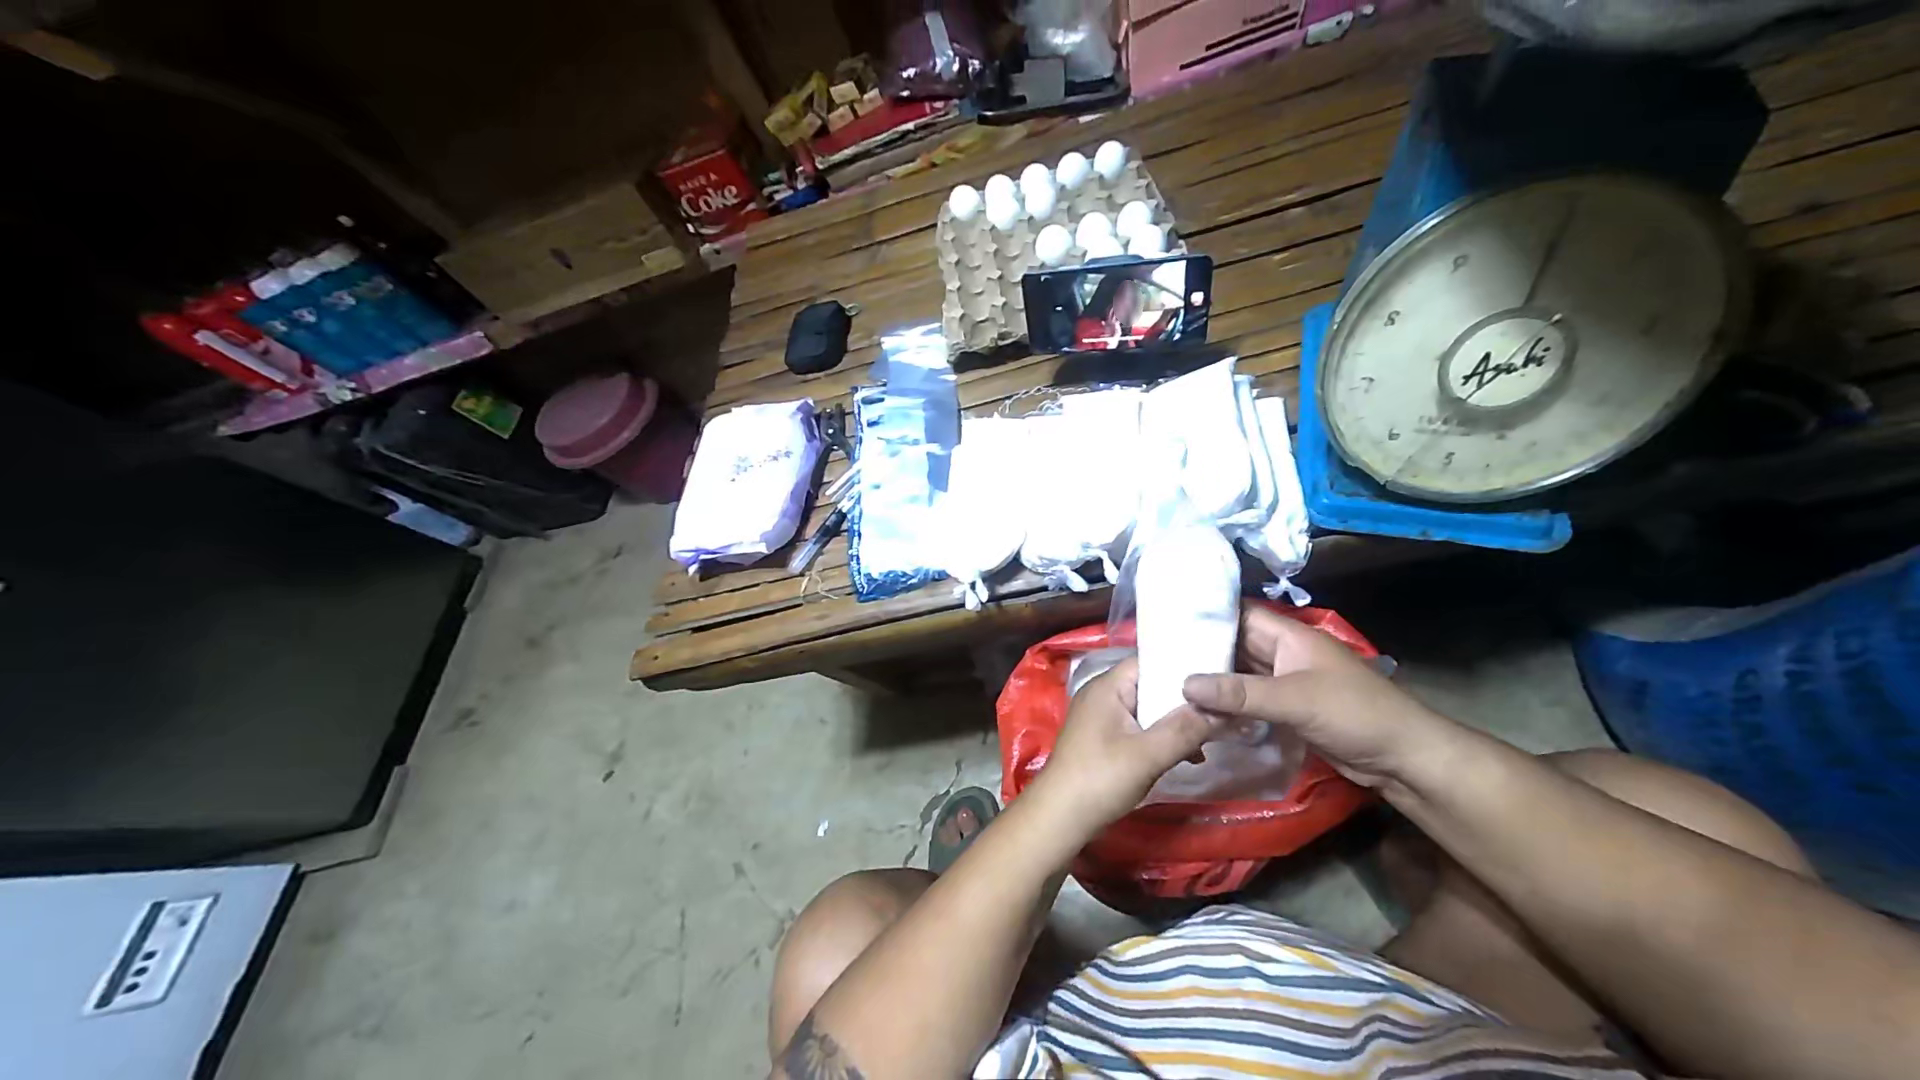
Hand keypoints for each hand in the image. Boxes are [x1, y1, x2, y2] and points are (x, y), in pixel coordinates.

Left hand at [1028, 657, 1218, 839]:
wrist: (1059, 817)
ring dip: (1176, 723)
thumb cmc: (1100, 778)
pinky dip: (1162, 739)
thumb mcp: (1148, 755)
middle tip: (1222, 713)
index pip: (1150, 661)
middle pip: (1152, 685)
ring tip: (1210, 739)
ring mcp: (1102, 718)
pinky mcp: (1105, 740)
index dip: (1184, 668)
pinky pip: (1140, 729)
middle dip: (1185, 700)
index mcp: (1108, 686)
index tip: (1217, 678)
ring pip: (1149, 710)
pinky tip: (1188, 756)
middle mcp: (1103, 695)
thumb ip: (1184, 729)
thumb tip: (1220, 710)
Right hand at [1180, 606, 1467, 790]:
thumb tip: (1184, 684)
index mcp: (1289, 636)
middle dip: (1201, 649)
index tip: (1165, 618)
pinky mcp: (1287, 710)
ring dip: (1212, 679)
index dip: (1206, 613)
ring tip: (1168, 680)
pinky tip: (1199, 710)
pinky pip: (1249, 700)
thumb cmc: (1355, 714)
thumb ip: (1239, 693)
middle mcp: (1284, 654)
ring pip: (1240, 674)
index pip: (1239, 613)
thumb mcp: (1295, 699)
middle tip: (1157, 655)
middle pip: (1235, 644)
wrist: (1404, 760)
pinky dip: (1226, 704)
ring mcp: (1286, 683)